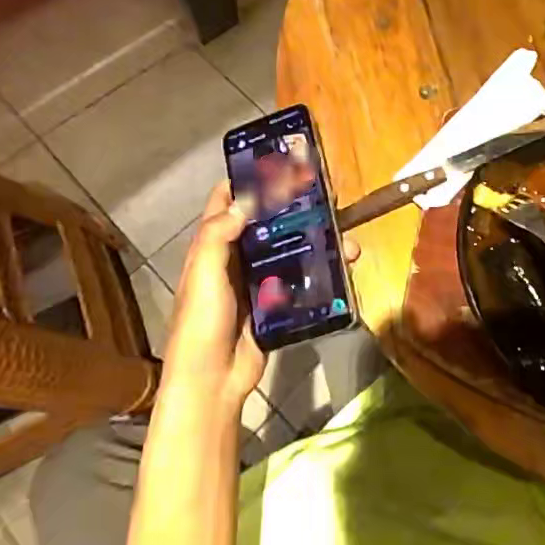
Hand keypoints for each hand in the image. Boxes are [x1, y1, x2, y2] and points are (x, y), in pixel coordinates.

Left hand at [159, 183, 363, 416]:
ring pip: (287, 251)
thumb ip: (218, 236)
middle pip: (263, 224)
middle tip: (322, 196)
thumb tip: (244, 200)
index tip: (273, 164)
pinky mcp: (275, 305)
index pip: (224, 203)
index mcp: (211, 248)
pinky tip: (341, 264)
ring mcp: (256, 283)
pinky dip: (317, 271)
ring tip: (342, 233)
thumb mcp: (204, 275)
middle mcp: (234, 260)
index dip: (244, 182)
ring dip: (312, 240)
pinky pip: (298, 281)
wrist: (213, 380)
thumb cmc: (202, 323)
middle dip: (290, 209)